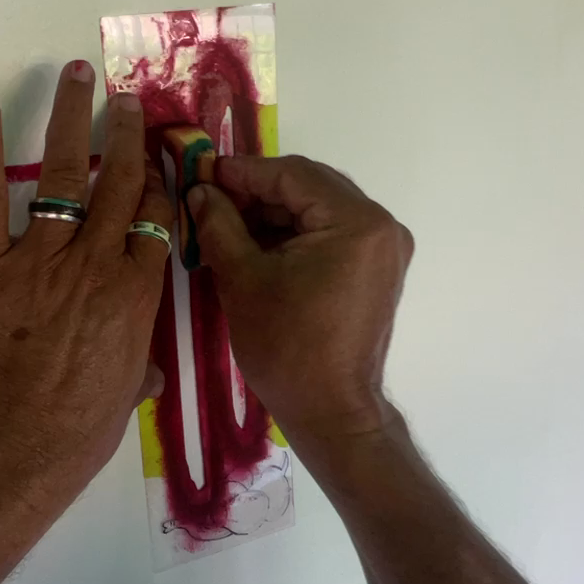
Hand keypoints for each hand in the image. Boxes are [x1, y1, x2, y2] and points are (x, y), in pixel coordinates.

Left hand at [0, 60, 173, 500]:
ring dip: (71, 117)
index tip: (158, 154)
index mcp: (137, 292)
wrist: (13, 450)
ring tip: (78, 73)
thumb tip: (147, 359)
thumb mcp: (129, 391)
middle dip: (127, 132)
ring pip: (62, 173)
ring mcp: (41, 258)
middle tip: (128, 97)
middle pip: (120, 181)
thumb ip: (140, 358)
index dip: (160, 179)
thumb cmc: (80, 432)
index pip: (158, 216)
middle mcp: (96, 262)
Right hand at [186, 155, 412, 448]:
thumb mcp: (242, 279)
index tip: (203, 173)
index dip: (243, 171)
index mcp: (356, 223)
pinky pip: (329, 234)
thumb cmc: (286, 347)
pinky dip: (292, 235)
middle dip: (257, 191)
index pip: (293, 176)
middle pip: (310, 188)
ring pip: (318, 210)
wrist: (330, 411)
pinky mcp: (375, 270)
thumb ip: (219, 224)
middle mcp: (381, 227)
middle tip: (211, 198)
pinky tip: (254, 244)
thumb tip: (200, 190)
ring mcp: (383, 249)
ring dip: (273, 213)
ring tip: (226, 224)